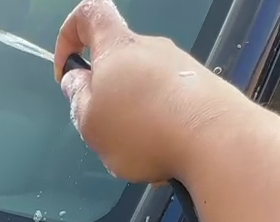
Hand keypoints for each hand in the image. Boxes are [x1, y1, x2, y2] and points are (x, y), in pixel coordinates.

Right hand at [54, 0, 247, 182]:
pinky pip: (166, 102)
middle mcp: (150, 47)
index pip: (90, 13)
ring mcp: (178, 65)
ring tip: (136, 149)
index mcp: (117, 48)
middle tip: (103, 131)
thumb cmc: (141, 129)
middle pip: (117, 61)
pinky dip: (155, 124)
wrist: (213, 138)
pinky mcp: (198, 87)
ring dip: (131, 114)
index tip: (66, 70)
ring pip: (141, 86)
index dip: (69, 34)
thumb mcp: (91, 122)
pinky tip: (161, 150)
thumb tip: (76, 79)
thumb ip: (77, 97)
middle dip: (104, 94)